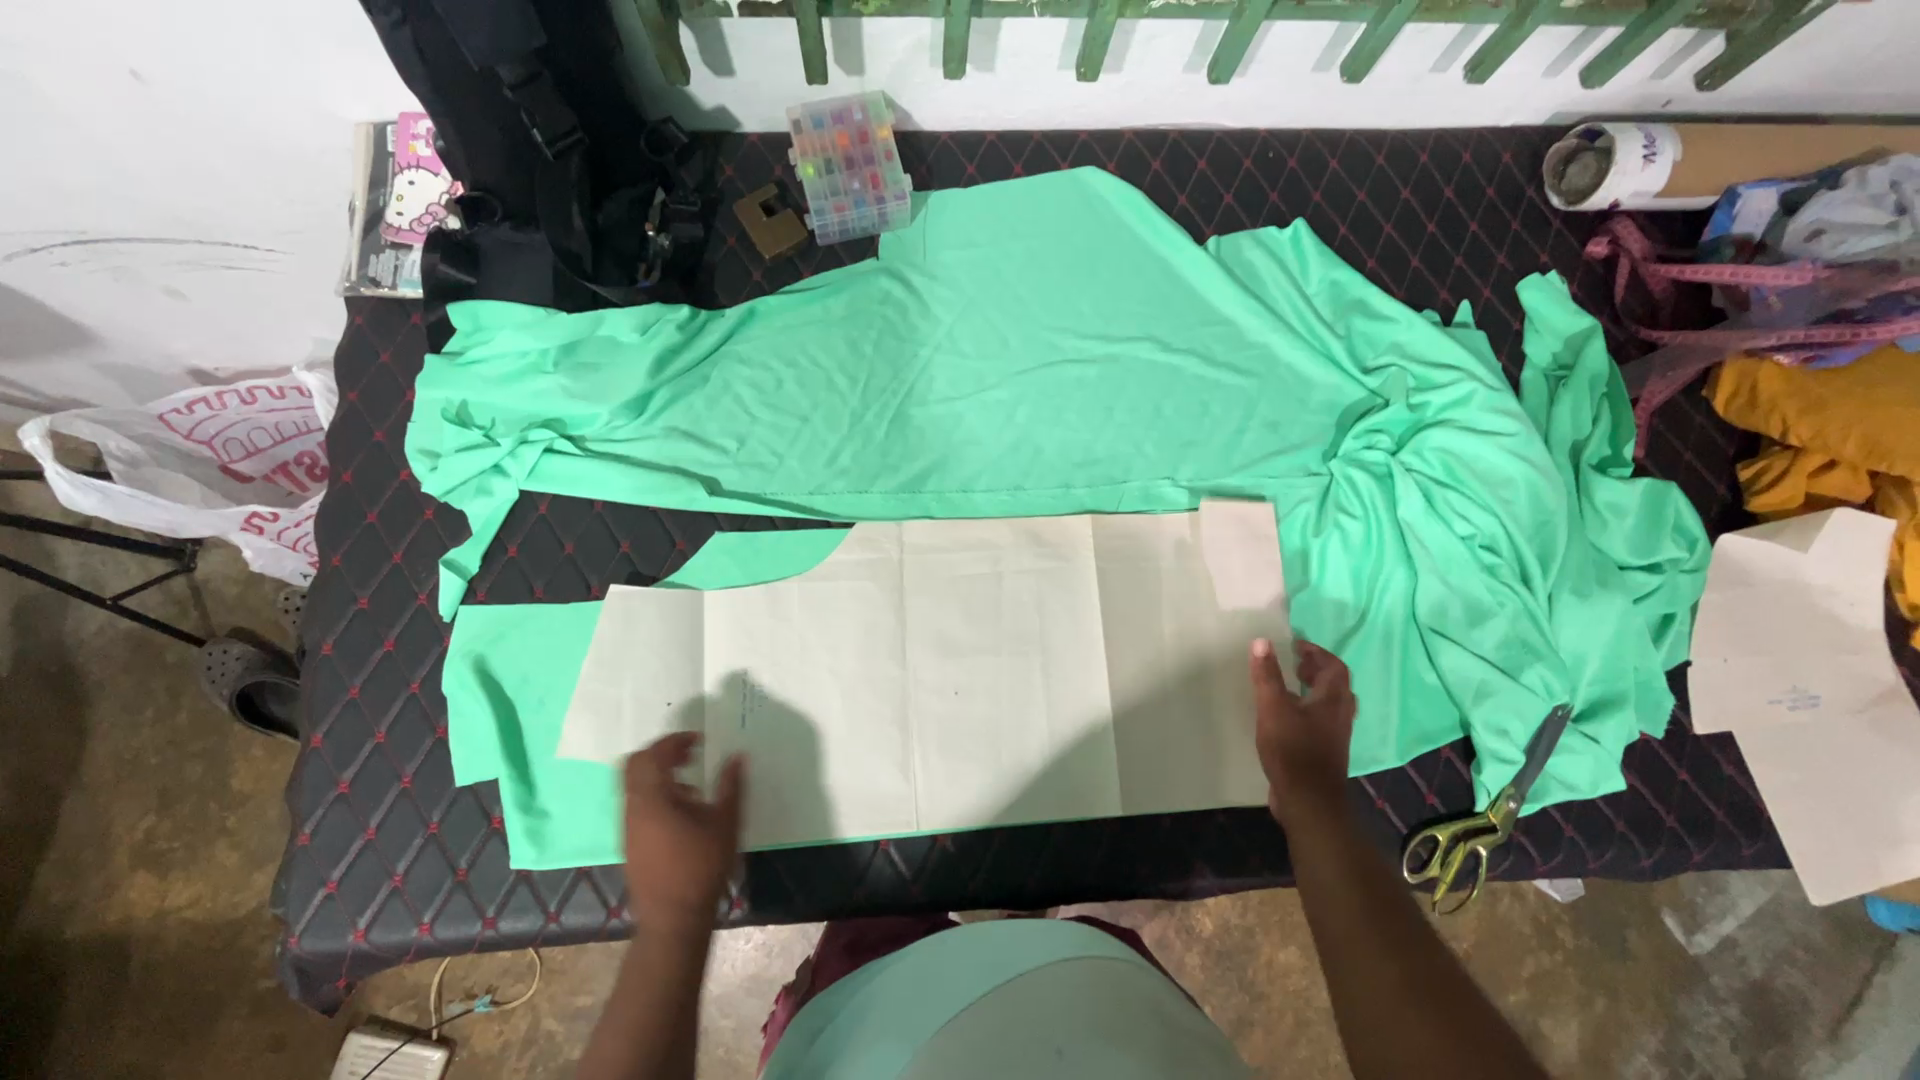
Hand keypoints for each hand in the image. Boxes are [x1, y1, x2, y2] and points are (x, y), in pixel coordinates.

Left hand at [622, 733, 745, 932]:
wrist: (673, 918)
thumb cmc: (701, 867)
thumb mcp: (725, 823)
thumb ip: (731, 785)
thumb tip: (737, 756)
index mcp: (652, 799)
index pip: (652, 754)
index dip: (674, 741)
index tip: (699, 741)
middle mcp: (632, 808)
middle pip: (635, 765)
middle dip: (662, 754)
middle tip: (691, 755)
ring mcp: (627, 827)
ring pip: (635, 786)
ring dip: (660, 776)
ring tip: (693, 787)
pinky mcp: (630, 843)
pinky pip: (637, 805)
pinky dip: (656, 796)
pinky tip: (684, 813)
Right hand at [1249, 637, 1354, 825]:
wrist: (1308, 799)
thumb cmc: (1292, 748)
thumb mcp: (1273, 707)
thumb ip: (1268, 675)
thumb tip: (1262, 642)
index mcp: (1333, 699)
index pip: (1333, 666)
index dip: (1316, 652)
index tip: (1295, 646)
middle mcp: (1340, 714)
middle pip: (1335, 684)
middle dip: (1316, 670)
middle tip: (1293, 663)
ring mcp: (1336, 735)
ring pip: (1330, 704)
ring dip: (1313, 690)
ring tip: (1290, 687)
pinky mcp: (1326, 751)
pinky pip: (1322, 721)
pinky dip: (1308, 710)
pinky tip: (1287, 718)